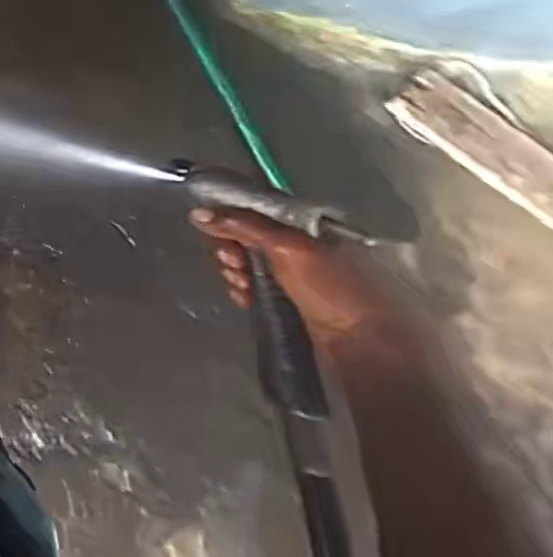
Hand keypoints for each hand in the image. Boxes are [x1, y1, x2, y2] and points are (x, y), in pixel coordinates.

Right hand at [190, 207, 396, 344]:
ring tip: (244, 288)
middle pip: (240, 236)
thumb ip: (245, 225)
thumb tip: (197, 213)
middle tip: (236, 266)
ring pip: (239, 261)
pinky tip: (246, 298)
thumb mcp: (291, 250)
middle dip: (228, 251)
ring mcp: (290, 274)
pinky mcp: (283, 297)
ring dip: (231, 272)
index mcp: (308, 228)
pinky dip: (239, 288)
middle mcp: (298, 246)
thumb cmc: (335, 292)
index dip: (229, 220)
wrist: (364, 349)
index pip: (251, 211)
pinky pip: (245, 283)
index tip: (222, 235)